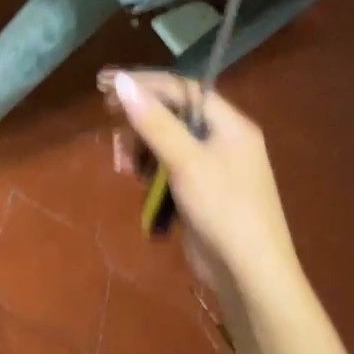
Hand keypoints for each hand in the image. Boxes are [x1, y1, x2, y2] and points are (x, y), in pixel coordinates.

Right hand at [100, 69, 302, 294]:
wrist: (249, 273)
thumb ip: (153, 121)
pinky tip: (134, 178)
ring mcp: (210, 165)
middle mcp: (222, 139)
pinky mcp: (198, 188)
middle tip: (108, 122)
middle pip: (170, 112)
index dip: (143, 82)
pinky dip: (147, 166)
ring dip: (138, 146)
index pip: (181, 88)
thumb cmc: (223, 210)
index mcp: (230, 125)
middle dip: (137, 118)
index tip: (104, 84)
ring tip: (123, 166)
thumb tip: (121, 80)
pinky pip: (166, 163)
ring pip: (164, 139)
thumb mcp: (185, 161)